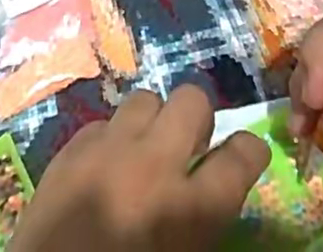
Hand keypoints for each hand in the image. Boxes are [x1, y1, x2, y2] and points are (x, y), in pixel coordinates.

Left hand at [10, 84, 270, 251]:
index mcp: (190, 210)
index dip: (249, 151)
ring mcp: (109, 148)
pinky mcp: (73, 146)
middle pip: (193, 101)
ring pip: (146, 99)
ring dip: (153, 122)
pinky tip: (106, 166)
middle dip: (197, 120)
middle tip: (189, 149)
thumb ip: (200, 222)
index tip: (245, 153)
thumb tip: (212, 192)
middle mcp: (154, 165)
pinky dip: (112, 139)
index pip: (240, 156)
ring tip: (144, 151)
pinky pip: (105, 122)